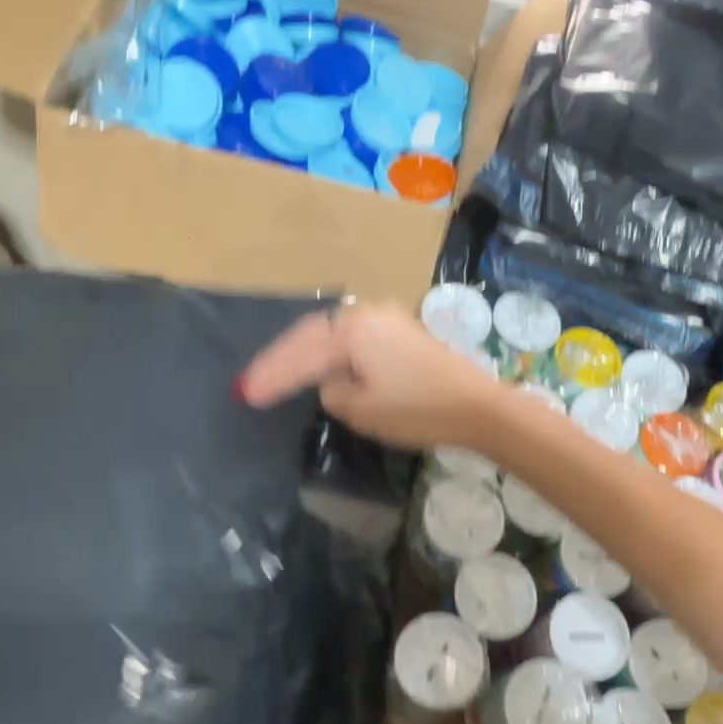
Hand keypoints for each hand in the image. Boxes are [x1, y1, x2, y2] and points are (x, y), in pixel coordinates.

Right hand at [236, 300, 507, 449]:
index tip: (245, 395)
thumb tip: (332, 381)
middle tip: (252, 382)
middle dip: (281, 360)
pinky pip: (354, 339)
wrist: (477, 407)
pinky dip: (332, 353)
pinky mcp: (403, 332)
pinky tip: (321, 364)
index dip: (271, 376)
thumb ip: (333, 391)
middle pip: (312, 335)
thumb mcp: (362, 410)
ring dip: (305, 354)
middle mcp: (366, 313)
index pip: (299, 354)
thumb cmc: (417, 409)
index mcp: (351, 329)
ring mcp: (387, 319)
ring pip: (332, 335)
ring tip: (277, 373)